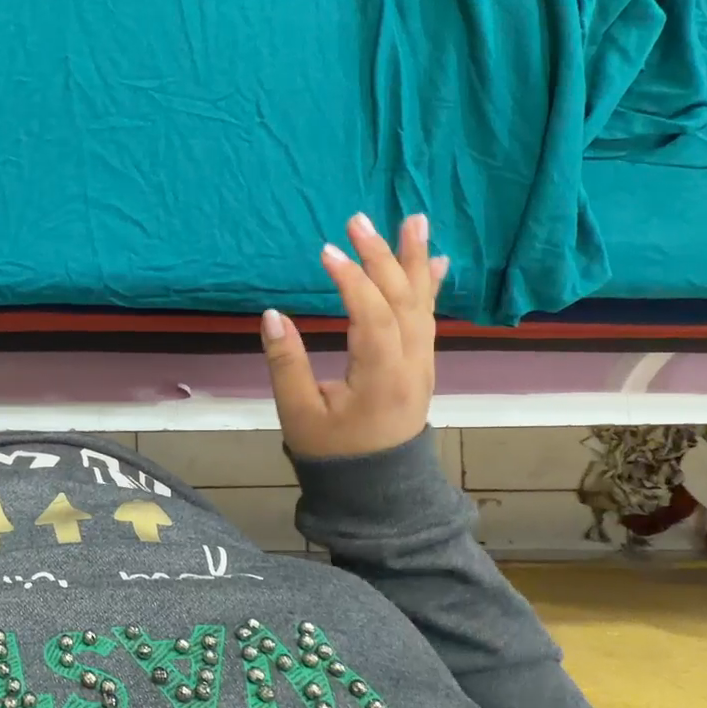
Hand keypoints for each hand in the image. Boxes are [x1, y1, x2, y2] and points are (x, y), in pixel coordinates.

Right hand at [259, 213, 448, 459]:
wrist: (376, 487)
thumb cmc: (331, 450)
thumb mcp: (297, 412)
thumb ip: (286, 363)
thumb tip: (272, 314)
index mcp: (382, 377)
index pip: (372, 317)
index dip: (352, 281)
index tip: (327, 250)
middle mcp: (411, 363)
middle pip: (402, 301)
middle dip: (382, 257)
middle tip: (360, 220)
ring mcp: (422, 363)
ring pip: (421, 304)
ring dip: (414, 260)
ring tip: (413, 220)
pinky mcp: (420, 363)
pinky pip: (427, 316)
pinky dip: (429, 285)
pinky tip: (434, 261)